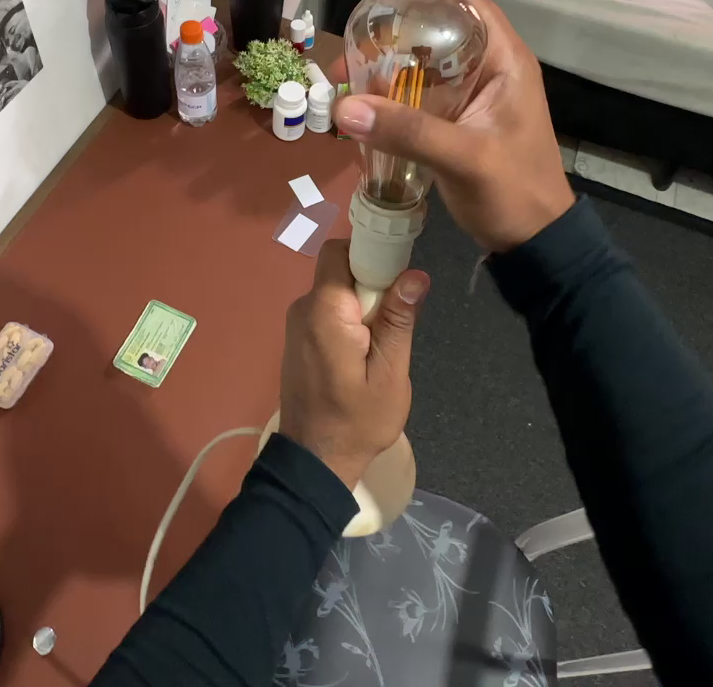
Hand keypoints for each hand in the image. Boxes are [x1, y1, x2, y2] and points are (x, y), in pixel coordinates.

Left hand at [280, 241, 426, 491]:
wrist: (315, 461)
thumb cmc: (356, 421)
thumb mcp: (389, 373)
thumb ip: (398, 320)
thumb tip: (415, 274)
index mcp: (324, 311)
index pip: (340, 251)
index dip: (370, 251)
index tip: (398, 271)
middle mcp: (304, 308)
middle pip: (339, 268)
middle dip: (371, 281)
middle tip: (395, 318)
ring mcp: (297, 324)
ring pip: (336, 291)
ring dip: (362, 304)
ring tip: (382, 342)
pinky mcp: (299, 339)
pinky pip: (328, 311)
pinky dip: (349, 319)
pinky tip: (364, 352)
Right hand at [334, 0, 574, 251]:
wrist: (535, 242)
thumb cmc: (513, 192)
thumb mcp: (463, 157)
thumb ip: (406, 131)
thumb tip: (344, 108)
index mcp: (506, 62)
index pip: (467, 3)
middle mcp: (491, 70)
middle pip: (438, 32)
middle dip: (392, 34)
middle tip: (351, 47)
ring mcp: (475, 98)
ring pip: (425, 67)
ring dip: (387, 68)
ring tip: (348, 79)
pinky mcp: (461, 124)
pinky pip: (421, 98)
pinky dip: (393, 98)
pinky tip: (367, 108)